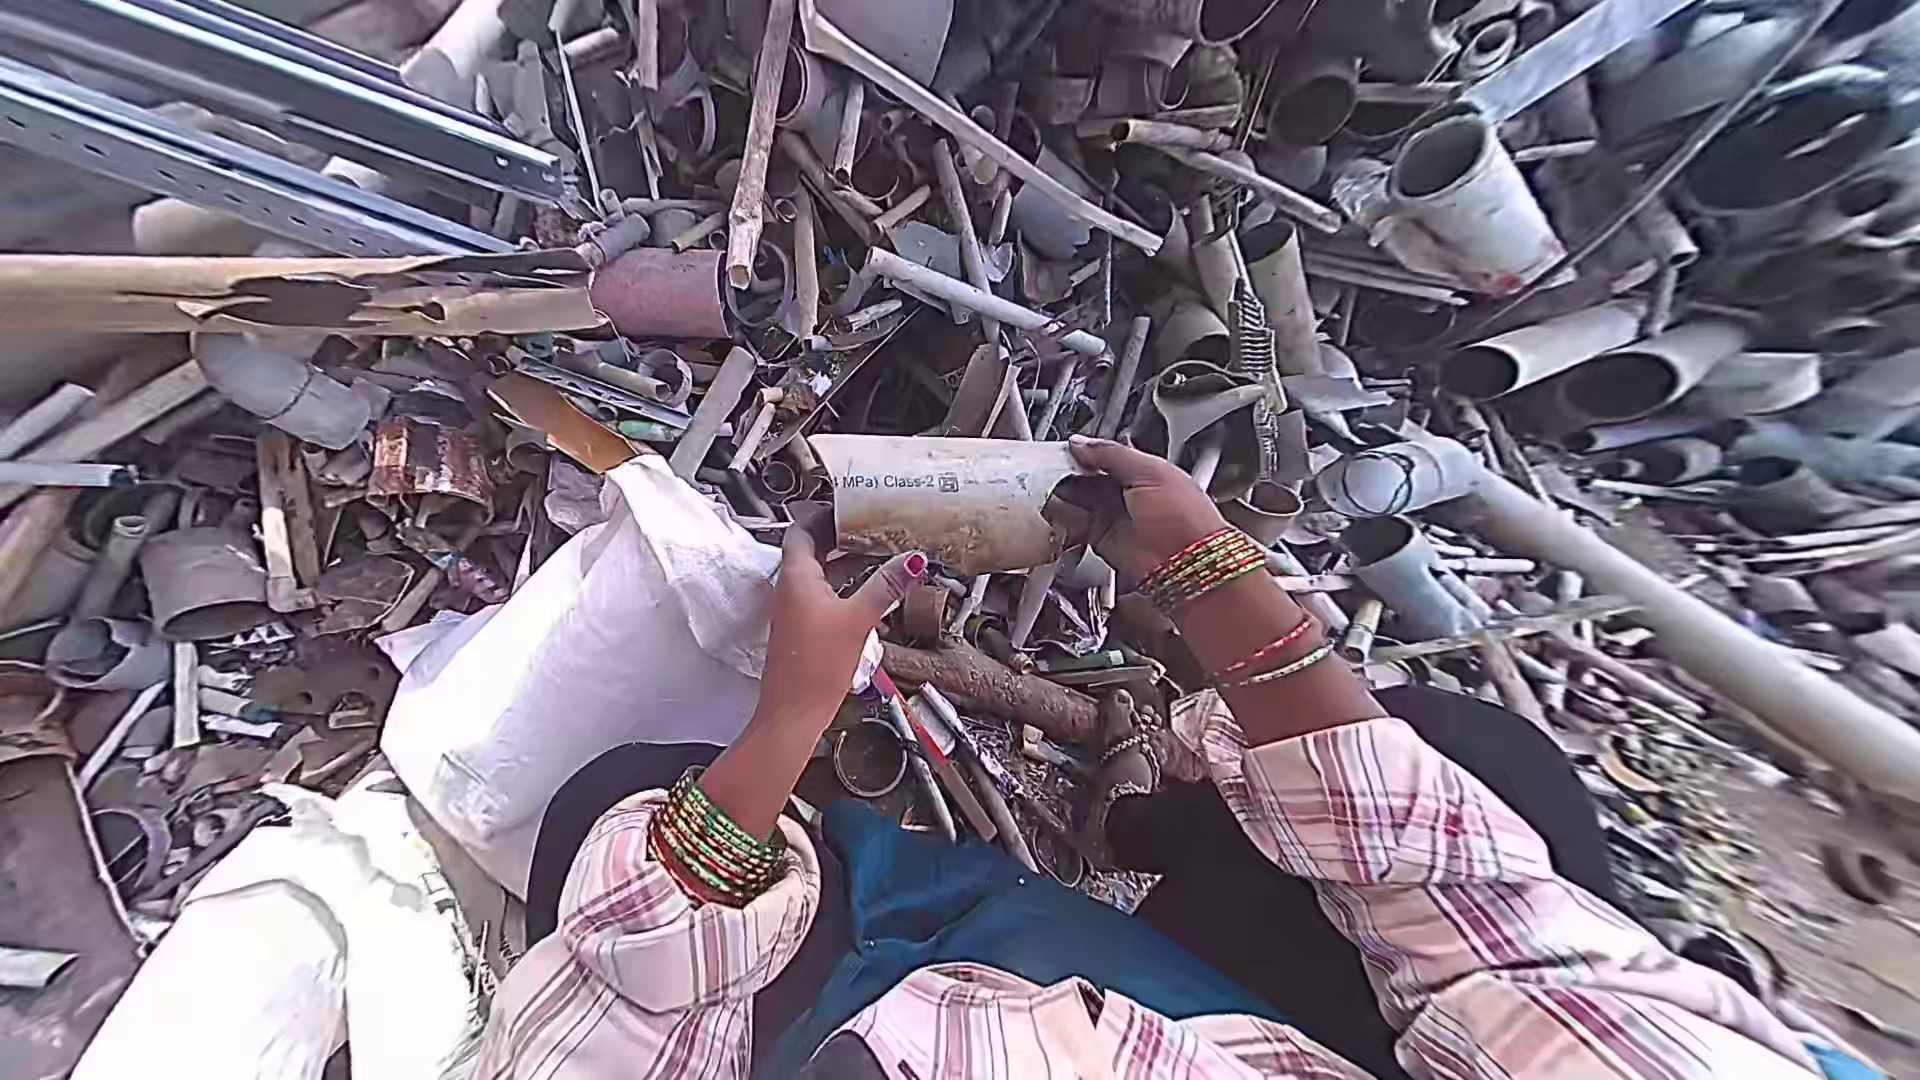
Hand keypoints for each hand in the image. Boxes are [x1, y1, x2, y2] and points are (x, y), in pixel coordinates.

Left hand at [756, 526, 926, 727]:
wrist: (793, 714)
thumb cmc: (817, 666)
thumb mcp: (858, 620)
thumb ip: (886, 586)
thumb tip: (913, 559)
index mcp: (796, 578)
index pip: (802, 530)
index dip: (824, 515)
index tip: (851, 507)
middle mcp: (790, 589)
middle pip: (812, 549)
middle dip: (841, 536)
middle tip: (872, 526)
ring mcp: (795, 609)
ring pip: (820, 572)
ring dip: (845, 561)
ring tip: (877, 552)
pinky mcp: (803, 627)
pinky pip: (823, 594)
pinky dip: (844, 584)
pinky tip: (868, 590)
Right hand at [1068, 434, 1228, 584]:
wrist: (1186, 561)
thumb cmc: (1184, 517)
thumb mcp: (1149, 471)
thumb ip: (1112, 454)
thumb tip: (1081, 443)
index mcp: (1143, 472)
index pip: (1106, 457)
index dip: (1085, 453)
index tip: (1066, 451)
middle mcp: (1127, 494)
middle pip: (1088, 479)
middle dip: (1069, 474)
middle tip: (1052, 469)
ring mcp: (1114, 517)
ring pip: (1078, 501)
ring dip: (1063, 494)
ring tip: (1048, 488)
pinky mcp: (1102, 539)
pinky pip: (1076, 525)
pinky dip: (1063, 518)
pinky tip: (1054, 510)